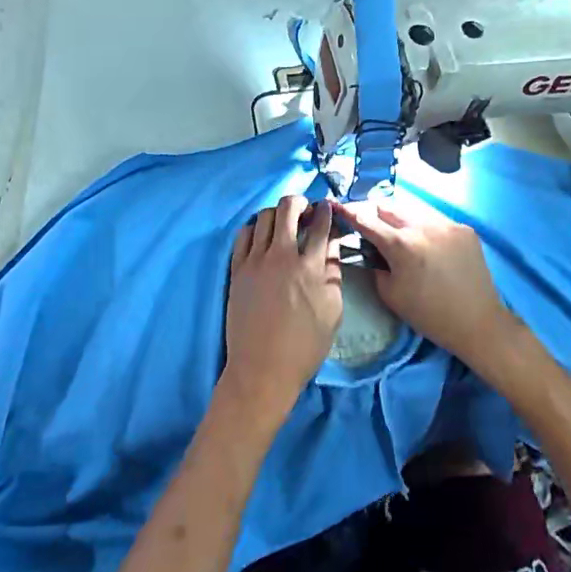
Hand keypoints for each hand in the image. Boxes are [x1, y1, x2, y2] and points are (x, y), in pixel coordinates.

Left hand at [221, 195, 343, 417]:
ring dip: (277, 213)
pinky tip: (262, 237)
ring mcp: (255, 262)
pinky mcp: (237, 270)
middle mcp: (282, 256)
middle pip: (288, 209)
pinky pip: (243, 235)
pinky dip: (255, 229)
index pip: (321, 225)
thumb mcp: (333, 311)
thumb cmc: (305, 345)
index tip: (327, 207)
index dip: (326, 210)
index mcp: (310, 267)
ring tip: (284, 222)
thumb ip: (333, 273)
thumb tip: (331, 246)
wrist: (262, 369)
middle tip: (305, 209)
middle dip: (300, 202)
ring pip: (264, 217)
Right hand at [333, 196, 516, 366]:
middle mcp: (424, 226)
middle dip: (375, 213)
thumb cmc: (428, 314)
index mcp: (401, 244)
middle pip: (390, 208)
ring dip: (401, 218)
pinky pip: (436, 220)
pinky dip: (425, 227)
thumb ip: (374, 264)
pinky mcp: (464, 229)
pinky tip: (426, 244)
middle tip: (368, 223)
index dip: (348, 213)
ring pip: (414, 210)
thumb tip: (367, 248)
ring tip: (398, 232)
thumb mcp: (390, 293)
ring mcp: (447, 224)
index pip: (367, 220)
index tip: (336, 206)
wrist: (477, 322)